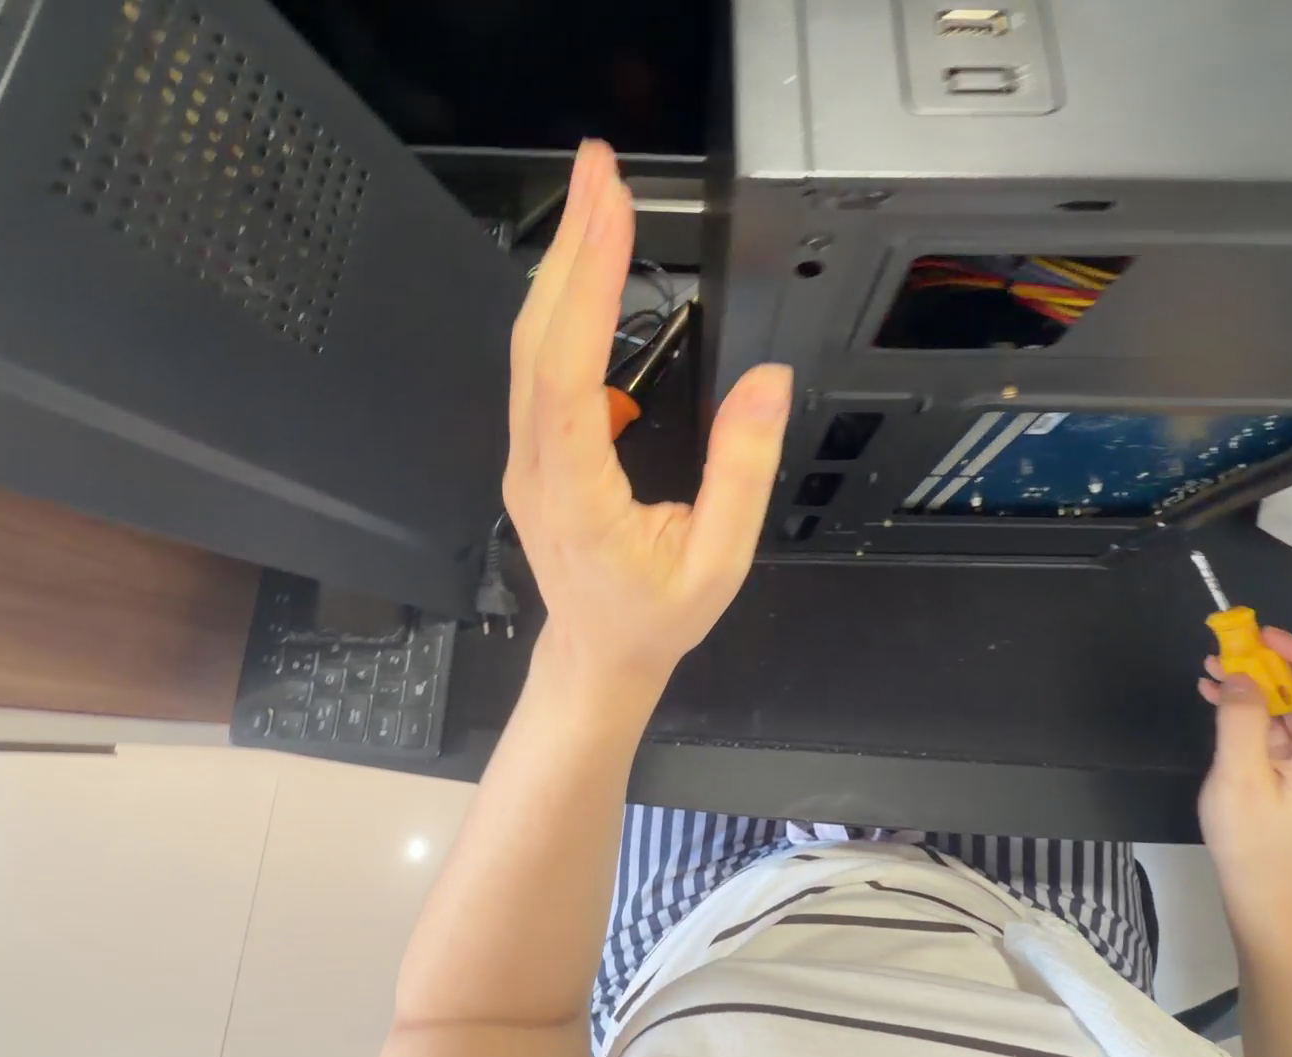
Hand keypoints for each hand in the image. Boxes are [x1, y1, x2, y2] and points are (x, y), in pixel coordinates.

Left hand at [505, 141, 792, 684]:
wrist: (597, 652)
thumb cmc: (655, 617)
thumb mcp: (719, 560)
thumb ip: (741, 472)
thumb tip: (764, 382)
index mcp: (578, 495)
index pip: (569, 374)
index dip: (587, 285)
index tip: (610, 208)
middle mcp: (536, 466)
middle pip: (538, 340)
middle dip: (569, 245)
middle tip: (600, 169)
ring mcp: (526, 456)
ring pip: (530, 348)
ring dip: (561, 268)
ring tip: (596, 202)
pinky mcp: (534, 451)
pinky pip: (539, 369)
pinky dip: (562, 309)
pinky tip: (587, 275)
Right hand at [1196, 627, 1291, 941]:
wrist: (1266, 897)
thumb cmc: (1255, 840)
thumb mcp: (1239, 776)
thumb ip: (1241, 719)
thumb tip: (1240, 674)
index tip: (1263, 637)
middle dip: (1278, 666)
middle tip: (1230, 647)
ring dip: (1260, 687)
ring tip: (1213, 668)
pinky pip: (1287, 732)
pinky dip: (1256, 711)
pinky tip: (1218, 698)